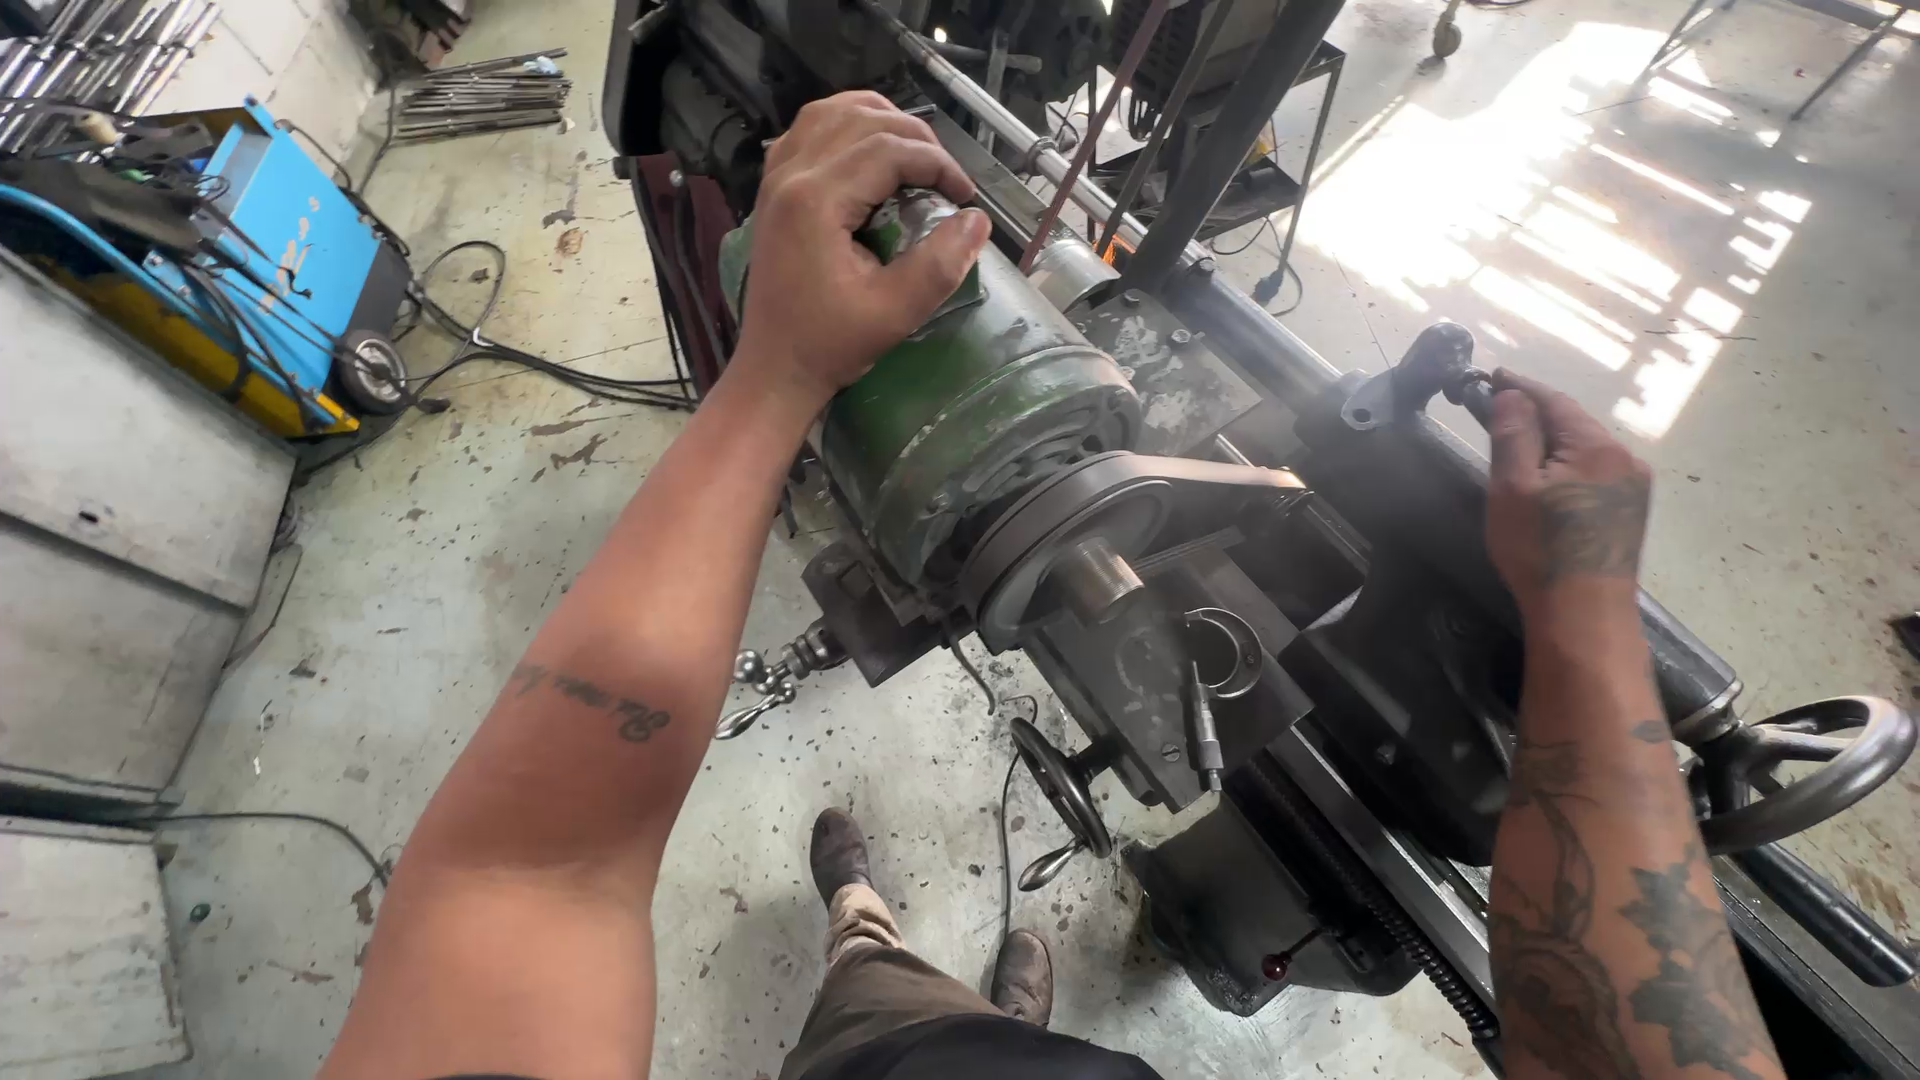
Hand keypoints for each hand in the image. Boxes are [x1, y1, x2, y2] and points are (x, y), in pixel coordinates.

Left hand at [732, 91, 992, 405]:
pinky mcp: (773, 191)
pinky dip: (845, 128)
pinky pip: (808, 132)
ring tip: (917, 156)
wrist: (776, 370)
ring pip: (832, 113)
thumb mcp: (894, 314)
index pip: (888, 149)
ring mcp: (776, 180)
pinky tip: (869, 153)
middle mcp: (790, 175)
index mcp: (816, 200)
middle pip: (862, 120)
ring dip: (881, 122)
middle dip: (916, 139)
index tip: (965, 199)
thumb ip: (939, 265)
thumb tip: (977, 221)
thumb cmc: (830, 347)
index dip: (937, 164)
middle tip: (947, 180)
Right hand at [1486, 369, 1652, 619]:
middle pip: (1573, 423)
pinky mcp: (1627, 509)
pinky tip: (1544, 475)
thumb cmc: (1538, 546)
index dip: (1521, 387)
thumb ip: (1514, 435)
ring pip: (1583, 448)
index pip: (1555, 402)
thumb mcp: (1512, 486)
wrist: (1581, 608)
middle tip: (1495, 407)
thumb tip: (1512, 395)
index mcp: (1596, 448)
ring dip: (1550, 439)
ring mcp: (1631, 486)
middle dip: (1536, 412)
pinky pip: (1591, 470)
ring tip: (1515, 440)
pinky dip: (1563, 461)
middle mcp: (1624, 459)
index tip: (1491, 377)